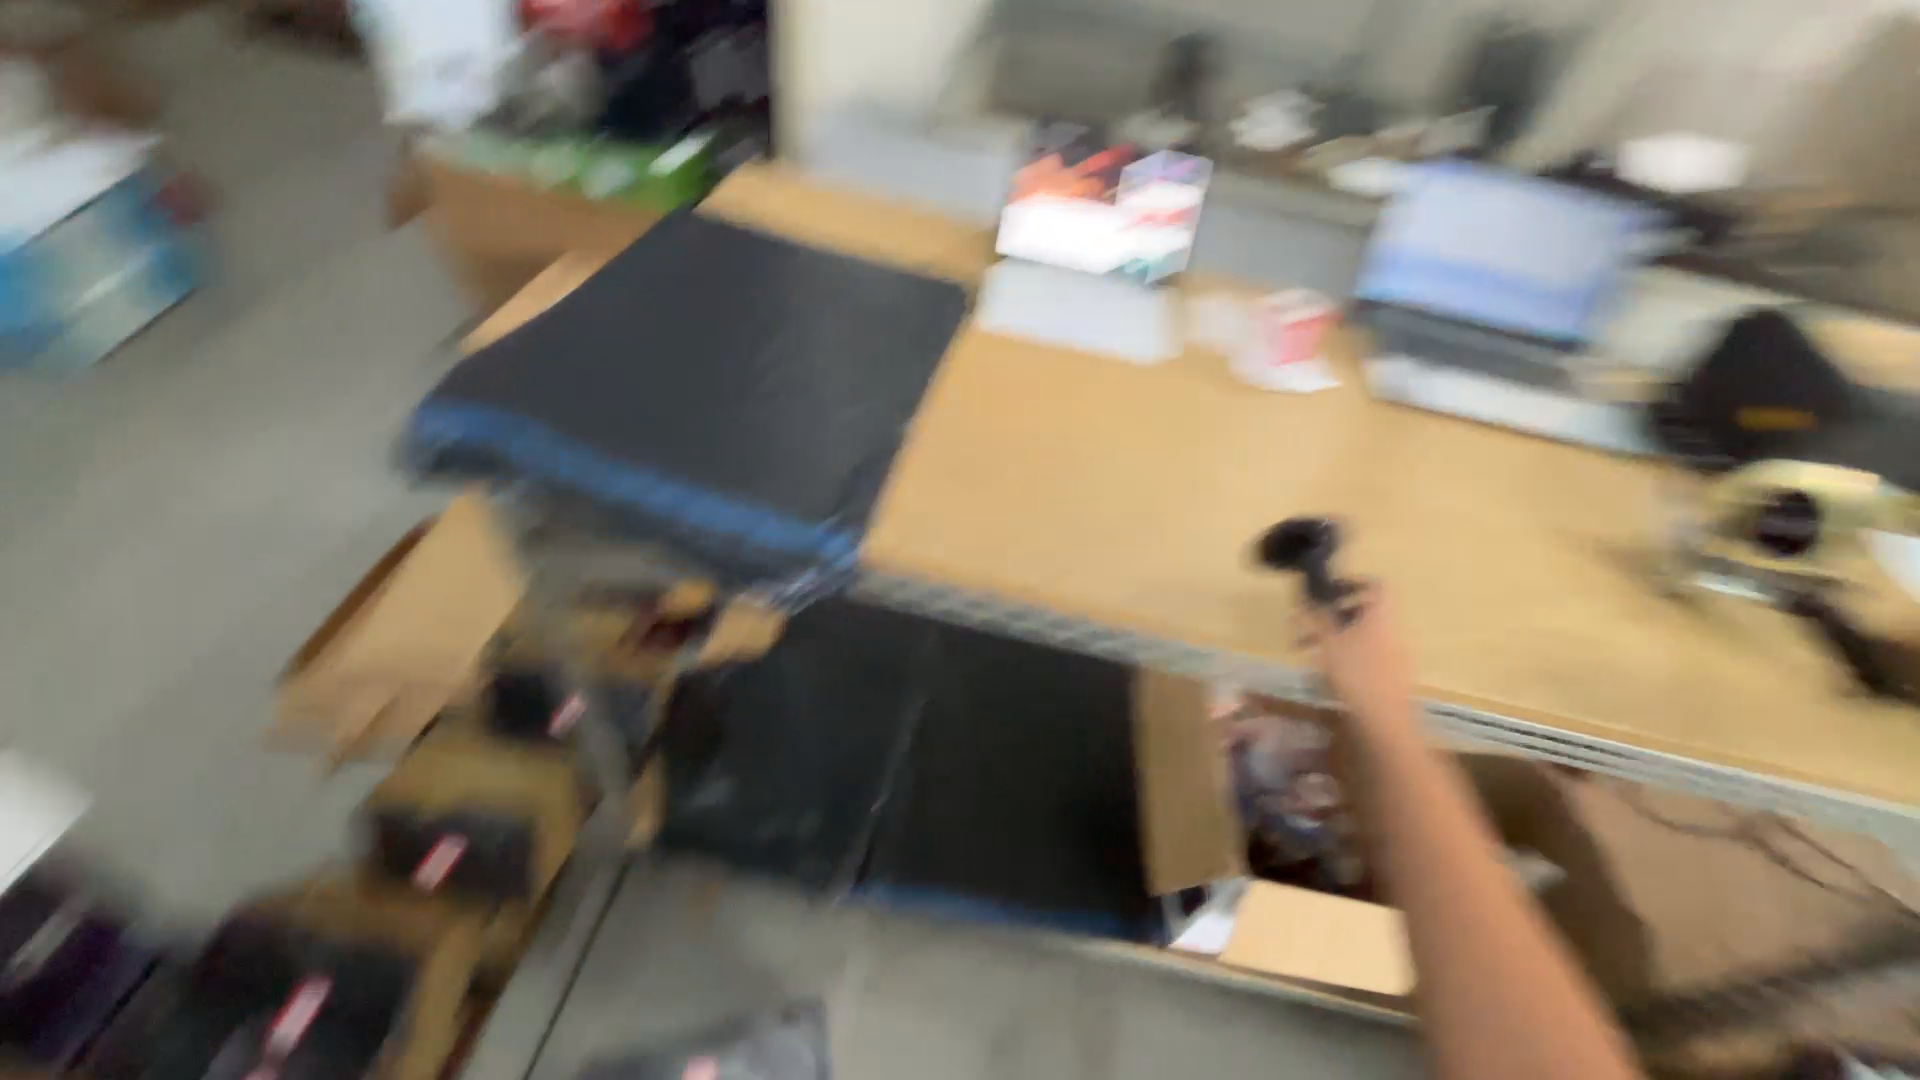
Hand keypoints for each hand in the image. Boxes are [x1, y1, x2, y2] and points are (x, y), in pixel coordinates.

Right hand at [1297, 584, 1416, 726]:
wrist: (1385, 719)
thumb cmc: (1355, 673)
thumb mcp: (1328, 642)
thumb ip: (1315, 619)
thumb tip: (1305, 599)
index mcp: (1381, 615)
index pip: (1376, 585)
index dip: (1353, 583)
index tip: (1328, 590)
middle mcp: (1393, 629)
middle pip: (1365, 610)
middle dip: (1333, 614)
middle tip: (1309, 625)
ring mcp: (1395, 652)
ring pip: (1362, 633)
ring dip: (1335, 636)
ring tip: (1309, 650)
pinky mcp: (1392, 673)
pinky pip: (1367, 652)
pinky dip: (1346, 653)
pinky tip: (1326, 670)